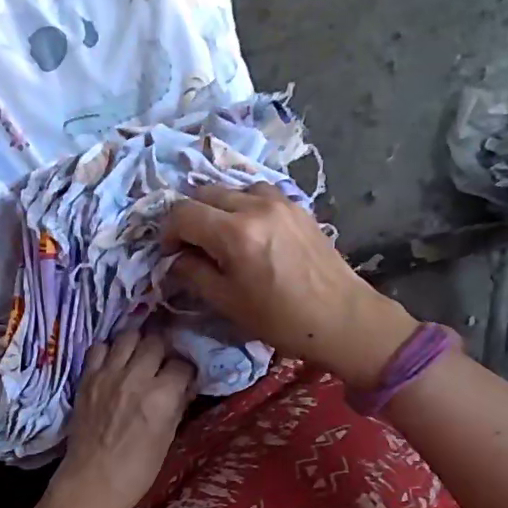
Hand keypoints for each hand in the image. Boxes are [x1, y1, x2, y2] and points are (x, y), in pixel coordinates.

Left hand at [48, 331, 195, 507]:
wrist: (93, 481)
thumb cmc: (137, 470)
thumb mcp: (167, 438)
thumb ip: (176, 406)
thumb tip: (183, 386)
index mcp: (162, 396)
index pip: (183, 364)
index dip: (186, 370)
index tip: (184, 377)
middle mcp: (136, 378)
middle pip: (156, 342)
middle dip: (164, 350)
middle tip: (162, 362)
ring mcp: (108, 375)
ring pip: (129, 336)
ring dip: (138, 343)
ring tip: (138, 356)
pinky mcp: (87, 378)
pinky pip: (99, 347)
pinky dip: (109, 350)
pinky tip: (114, 362)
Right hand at [162, 183, 419, 386]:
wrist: (340, 318)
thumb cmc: (279, 319)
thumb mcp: (227, 302)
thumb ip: (194, 273)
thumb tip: (175, 258)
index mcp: (234, 233)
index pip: (182, 213)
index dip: (168, 232)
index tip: (169, 253)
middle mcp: (255, 206)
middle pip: (204, 192)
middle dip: (190, 216)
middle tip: (190, 245)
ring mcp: (280, 201)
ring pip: (232, 188)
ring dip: (217, 208)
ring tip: (219, 236)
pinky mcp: (297, 205)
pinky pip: (258, 193)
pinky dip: (243, 205)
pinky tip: (247, 230)